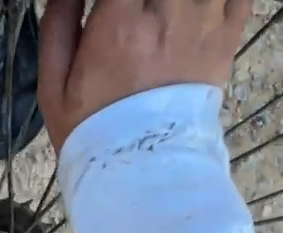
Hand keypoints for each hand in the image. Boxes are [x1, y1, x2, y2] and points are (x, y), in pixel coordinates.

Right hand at [39, 0, 253, 149]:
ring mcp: (205, 16)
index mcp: (118, 24)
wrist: (139, 166)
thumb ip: (57, 26)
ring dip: (169, 0)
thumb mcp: (53, 87)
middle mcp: (167, 11)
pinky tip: (189, 9)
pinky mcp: (229, 29)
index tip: (105, 2)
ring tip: (156, 13)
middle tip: (129, 10)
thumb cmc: (90, 127)